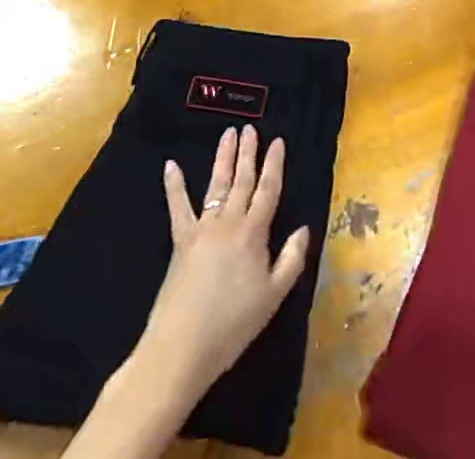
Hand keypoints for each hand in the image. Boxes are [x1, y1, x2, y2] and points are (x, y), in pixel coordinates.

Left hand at [62, 127, 308, 458]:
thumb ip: (292, 259)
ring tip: (228, 135)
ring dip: (223, 159)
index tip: (278, 141)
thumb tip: (303, 228)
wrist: (182, 346)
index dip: (274, 165)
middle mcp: (228, 223)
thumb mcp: (274, 295)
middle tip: (250, 129)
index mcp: (253, 234)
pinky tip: (170, 166)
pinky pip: (178, 207)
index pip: (268, 190)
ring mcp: (201, 229)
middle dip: (248, 153)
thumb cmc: (234, 324)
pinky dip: (174, 185)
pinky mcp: (180, 241)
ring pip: (216, 186)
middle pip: (242, 181)